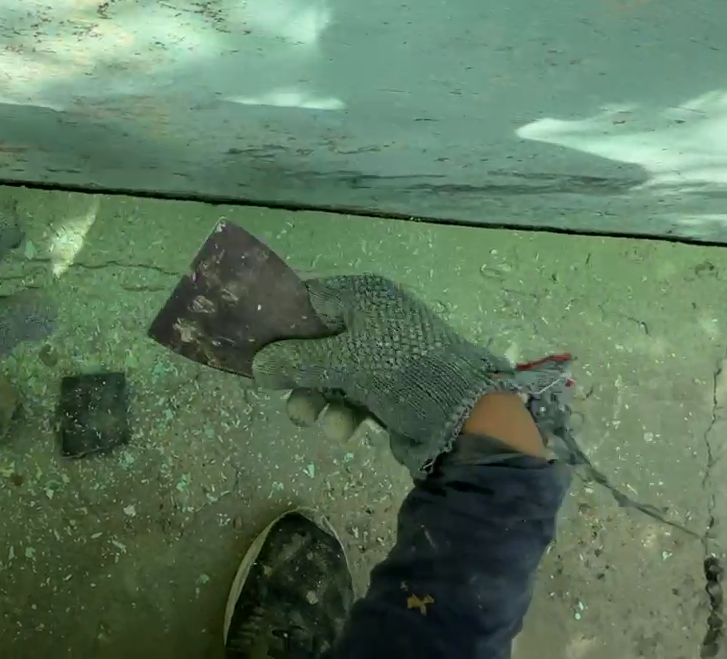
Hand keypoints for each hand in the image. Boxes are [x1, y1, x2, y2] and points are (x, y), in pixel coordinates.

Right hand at [251, 276, 551, 477]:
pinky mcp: (394, 384)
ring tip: (306, 419)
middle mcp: (374, 317)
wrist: (471, 420)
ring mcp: (386, 351)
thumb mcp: (343, 362)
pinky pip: (355, 389)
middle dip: (297, 369)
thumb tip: (256, 365)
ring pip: (333, 368)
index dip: (280, 321)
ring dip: (316, 395)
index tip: (255, 344)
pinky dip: (344, 408)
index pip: (308, 298)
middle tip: (274, 389)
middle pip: (317, 337)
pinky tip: (342, 430)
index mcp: (364, 296)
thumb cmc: (401, 373)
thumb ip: (295, 360)